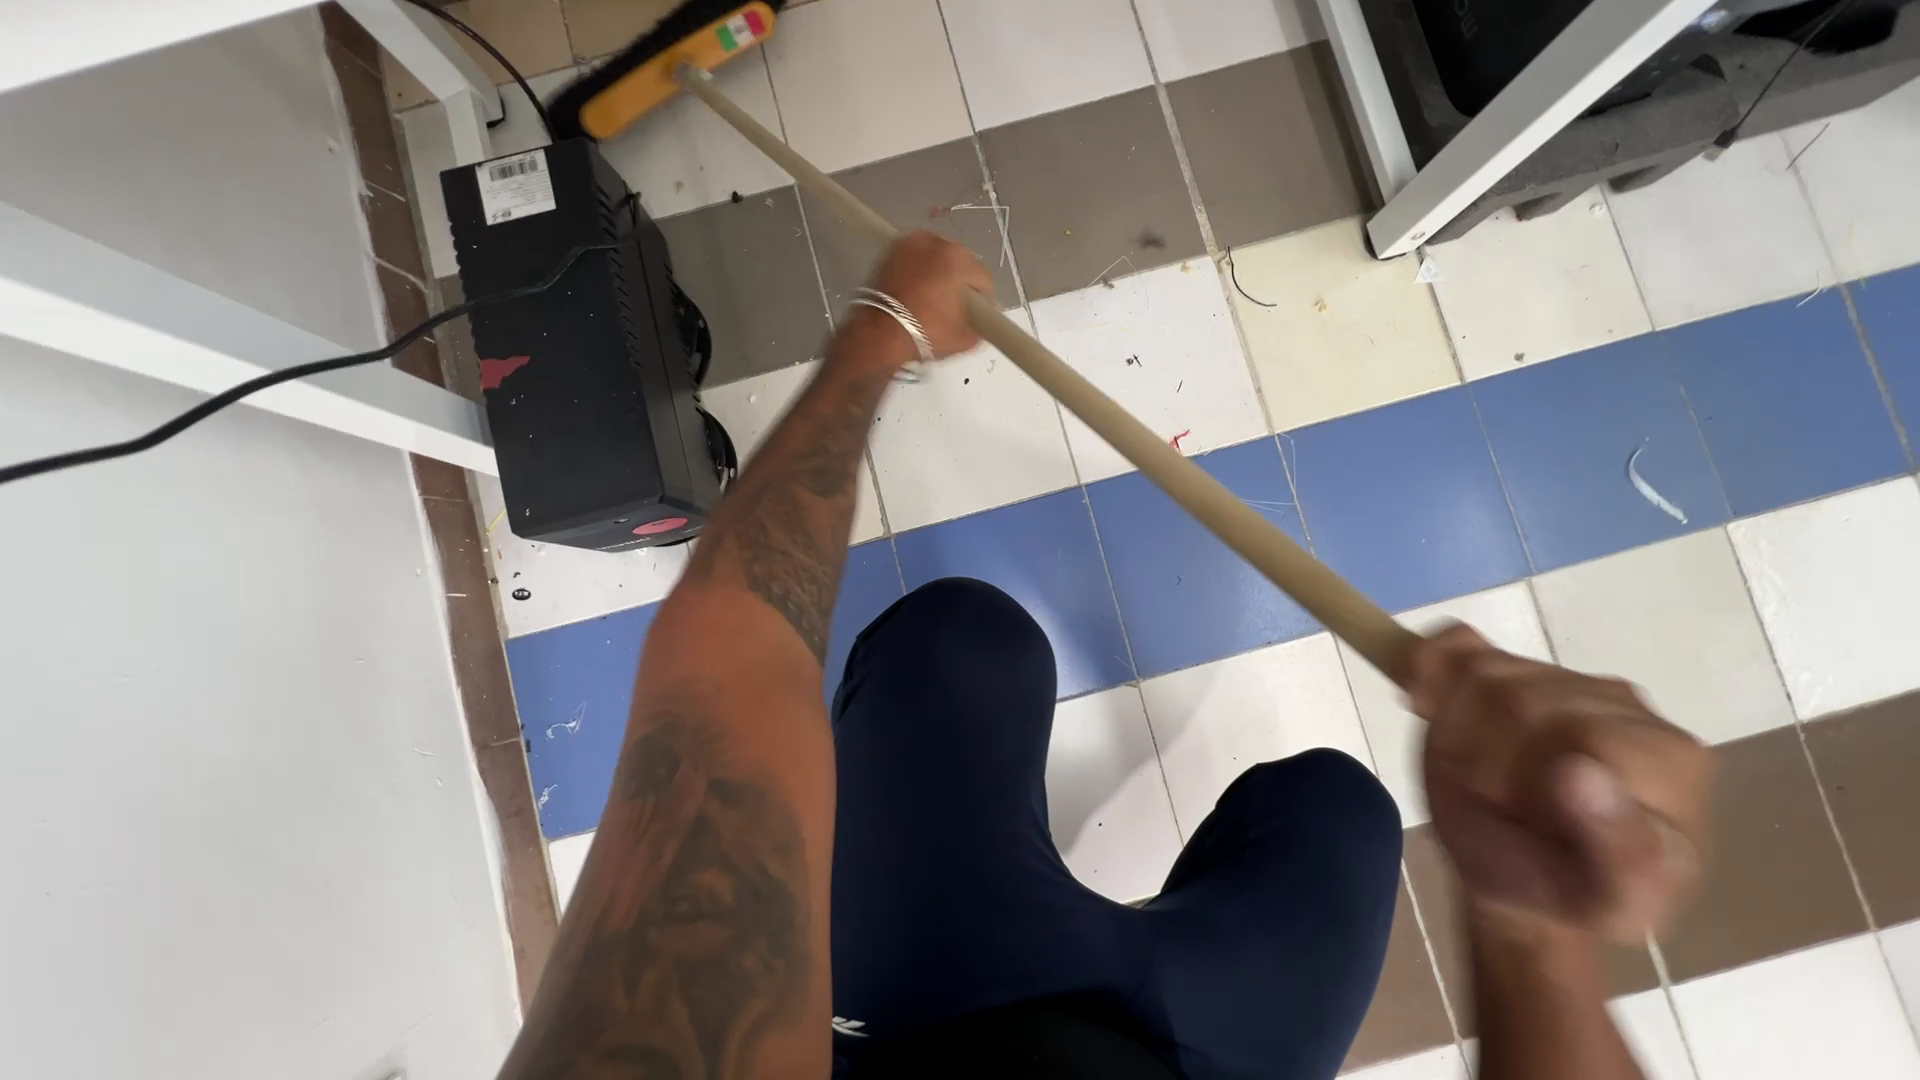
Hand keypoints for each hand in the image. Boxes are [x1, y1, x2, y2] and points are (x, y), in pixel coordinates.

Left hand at [864, 231, 993, 358]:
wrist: (878, 335)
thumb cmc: (923, 334)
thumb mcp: (964, 339)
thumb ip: (980, 328)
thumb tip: (980, 324)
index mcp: (958, 259)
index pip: (983, 278)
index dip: (984, 300)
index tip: (978, 316)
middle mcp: (935, 243)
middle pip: (959, 263)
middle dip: (960, 283)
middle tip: (955, 307)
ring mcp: (910, 244)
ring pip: (936, 259)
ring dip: (939, 274)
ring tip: (933, 299)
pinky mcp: (890, 252)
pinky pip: (914, 261)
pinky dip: (918, 272)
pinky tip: (916, 292)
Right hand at [1410, 625, 1712, 944]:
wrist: (1524, 880)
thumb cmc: (1568, 888)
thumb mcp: (1610, 899)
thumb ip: (1617, 844)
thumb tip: (1580, 769)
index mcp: (1664, 754)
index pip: (1572, 728)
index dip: (1520, 776)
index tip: (1522, 822)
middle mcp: (1620, 703)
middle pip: (1518, 697)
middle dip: (1484, 761)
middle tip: (1497, 805)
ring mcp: (1556, 676)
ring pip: (1479, 671)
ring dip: (1455, 732)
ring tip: (1476, 774)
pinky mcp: (1503, 665)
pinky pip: (1455, 641)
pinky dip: (1427, 670)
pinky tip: (1428, 707)